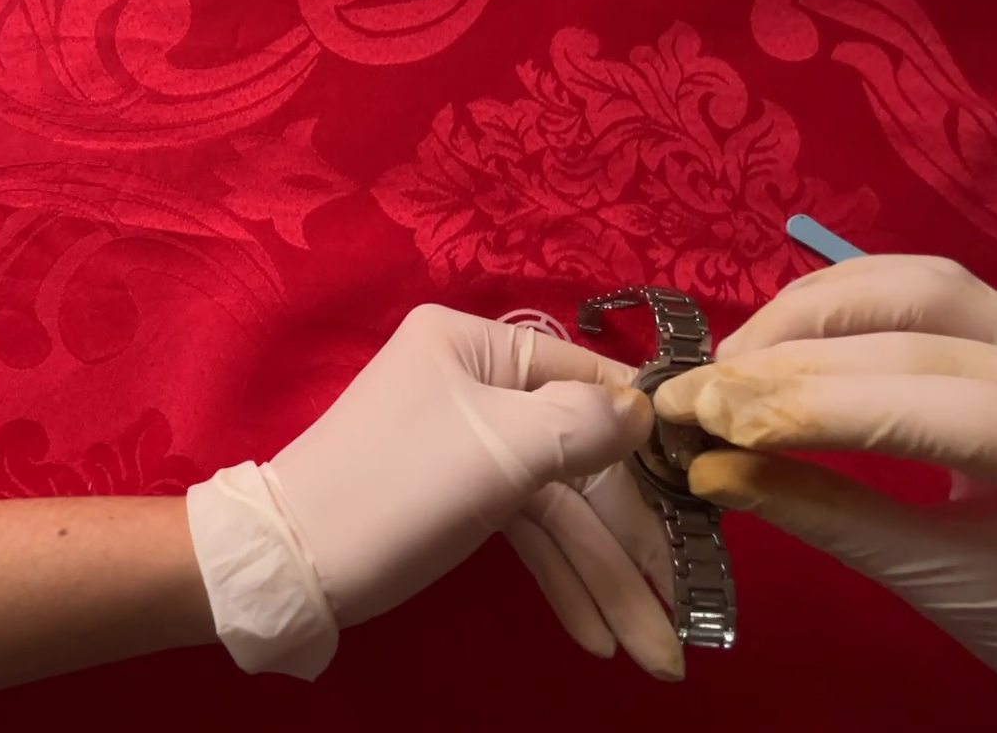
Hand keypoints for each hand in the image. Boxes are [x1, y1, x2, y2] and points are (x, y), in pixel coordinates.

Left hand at [187, 305, 665, 677]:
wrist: (298, 560)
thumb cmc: (400, 485)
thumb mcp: (501, 447)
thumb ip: (583, 423)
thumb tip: (642, 407)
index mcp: (469, 342)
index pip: (578, 372)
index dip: (639, 426)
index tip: (698, 481)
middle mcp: (469, 379)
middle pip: (572, 450)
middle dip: (625, 533)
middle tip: (680, 603)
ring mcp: (465, 439)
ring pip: (553, 502)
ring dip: (601, 573)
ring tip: (652, 654)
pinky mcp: (458, 490)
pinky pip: (523, 524)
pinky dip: (558, 573)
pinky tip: (595, 633)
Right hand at [653, 255, 996, 732]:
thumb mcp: (960, 593)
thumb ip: (830, 521)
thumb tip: (709, 471)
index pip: (957, 410)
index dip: (823, 408)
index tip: (714, 423)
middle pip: (924, 327)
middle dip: (792, 357)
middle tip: (700, 393)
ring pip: (917, 283)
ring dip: (805, 312)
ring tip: (732, 360)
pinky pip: (916, 288)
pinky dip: (829, 304)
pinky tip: (781, 338)